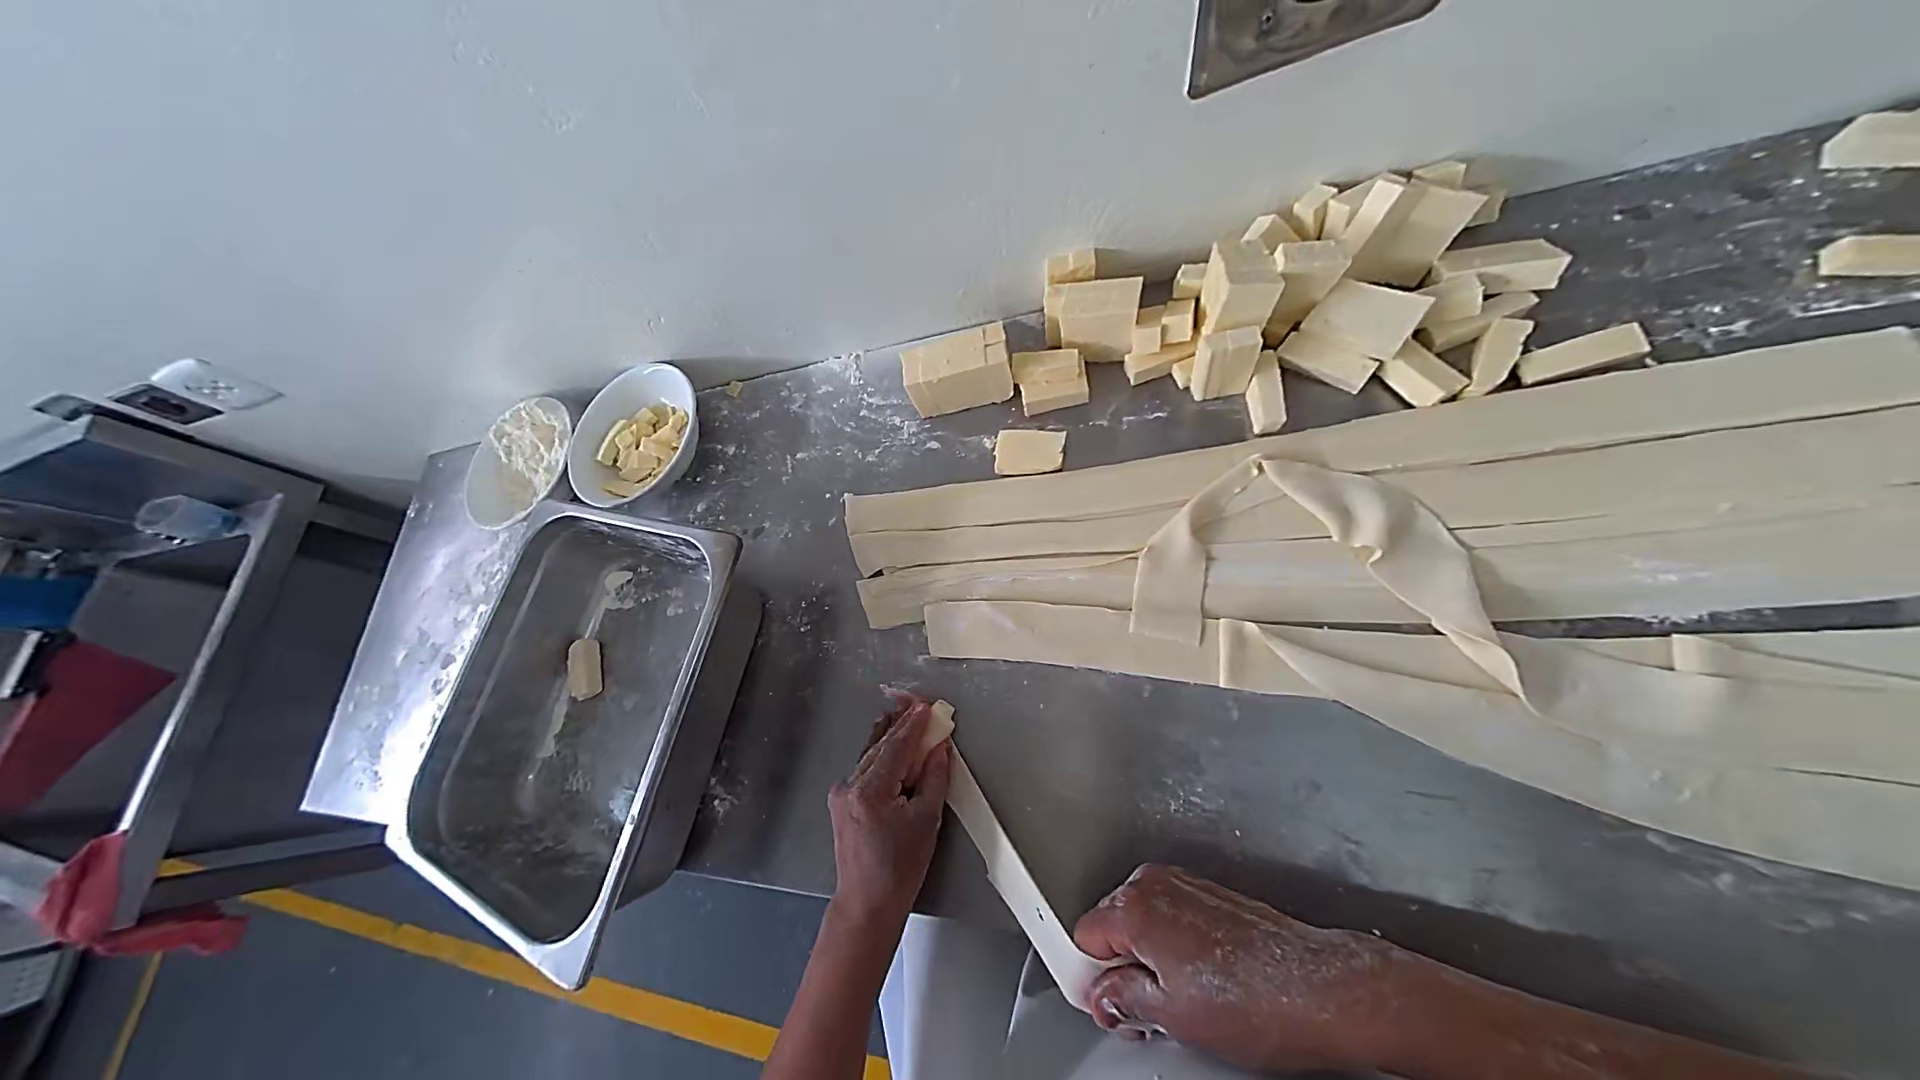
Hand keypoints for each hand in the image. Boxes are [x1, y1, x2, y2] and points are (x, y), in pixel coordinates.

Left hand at [826, 693, 952, 923]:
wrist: (868, 902)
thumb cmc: (898, 870)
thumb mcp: (927, 820)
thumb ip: (935, 777)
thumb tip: (939, 749)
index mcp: (871, 791)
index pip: (897, 746)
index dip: (914, 724)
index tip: (927, 707)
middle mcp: (850, 787)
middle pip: (881, 745)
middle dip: (902, 725)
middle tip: (918, 704)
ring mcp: (842, 793)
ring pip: (871, 754)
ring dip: (891, 737)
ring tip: (907, 717)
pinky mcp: (841, 800)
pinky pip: (865, 768)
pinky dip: (882, 756)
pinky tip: (893, 747)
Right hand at [1073, 864, 1413, 1074]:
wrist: (1321, 991)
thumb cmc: (1256, 1000)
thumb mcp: (1172, 1016)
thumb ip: (1121, 998)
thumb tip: (1104, 995)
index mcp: (1136, 906)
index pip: (1082, 935)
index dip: (1090, 972)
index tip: (1101, 996)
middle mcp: (1154, 884)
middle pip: (1109, 922)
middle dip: (1120, 962)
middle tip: (1147, 1006)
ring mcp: (1182, 884)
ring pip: (1139, 919)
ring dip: (1148, 954)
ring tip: (1184, 993)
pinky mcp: (1205, 891)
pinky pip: (1168, 913)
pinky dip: (1172, 943)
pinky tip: (1201, 976)